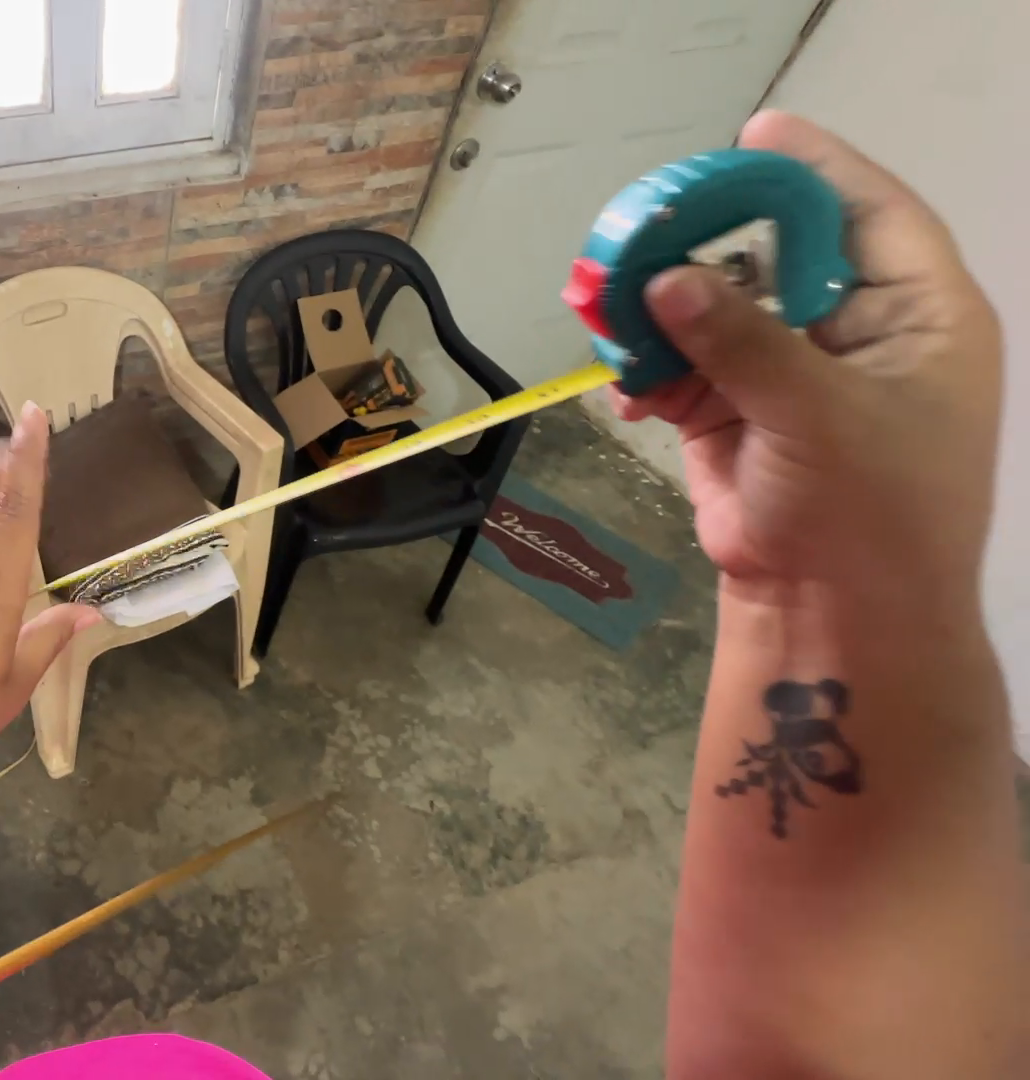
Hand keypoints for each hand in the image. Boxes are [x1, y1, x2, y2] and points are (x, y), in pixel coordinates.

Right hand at [613, 111, 1001, 604]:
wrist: (826, 595)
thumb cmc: (868, 502)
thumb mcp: (819, 411)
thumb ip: (743, 342)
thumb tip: (662, 282)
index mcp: (909, 313)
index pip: (863, 217)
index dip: (810, 171)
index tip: (754, 134)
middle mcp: (841, 333)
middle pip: (764, 264)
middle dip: (698, 252)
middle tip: (638, 232)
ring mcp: (775, 374)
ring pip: (704, 319)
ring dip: (652, 316)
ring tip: (599, 305)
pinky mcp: (722, 412)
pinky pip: (672, 372)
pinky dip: (642, 375)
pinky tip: (624, 387)